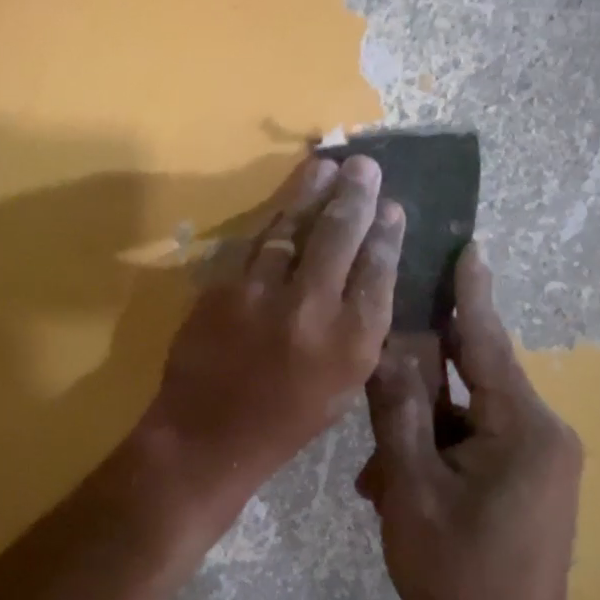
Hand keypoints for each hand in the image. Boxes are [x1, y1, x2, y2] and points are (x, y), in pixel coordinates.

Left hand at [143, 155, 403, 483]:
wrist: (207, 434)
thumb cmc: (286, 420)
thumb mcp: (344, 386)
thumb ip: (359, 329)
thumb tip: (368, 273)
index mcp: (351, 342)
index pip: (377, 271)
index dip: (386, 233)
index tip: (392, 205)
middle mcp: (311, 309)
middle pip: (338, 237)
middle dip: (354, 197)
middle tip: (364, 165)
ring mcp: (262, 293)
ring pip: (292, 229)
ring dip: (310, 193)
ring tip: (326, 166)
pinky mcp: (224, 285)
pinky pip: (255, 243)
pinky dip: (274, 219)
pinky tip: (286, 201)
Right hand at [356, 246, 599, 599]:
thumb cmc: (459, 568)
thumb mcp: (412, 485)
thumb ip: (398, 409)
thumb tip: (386, 345)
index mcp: (522, 425)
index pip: (487, 340)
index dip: (470, 291)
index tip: (465, 242)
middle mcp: (541, 431)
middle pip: (470, 378)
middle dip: (417, 378)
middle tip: (373, 357)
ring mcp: (540, 459)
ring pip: (466, 415)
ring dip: (419, 428)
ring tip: (375, 469)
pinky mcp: (530, 480)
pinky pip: (476, 443)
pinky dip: (436, 451)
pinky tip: (396, 482)